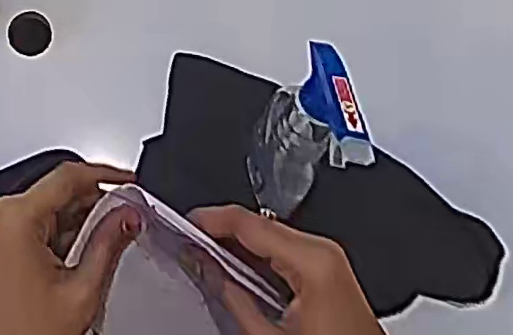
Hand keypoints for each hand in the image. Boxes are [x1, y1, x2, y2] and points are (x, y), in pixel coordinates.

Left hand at [0, 161, 139, 334]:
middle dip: (99, 193)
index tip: (128, 177)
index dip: (102, 173)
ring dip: (90, 210)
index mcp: (20, 214)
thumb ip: (107, 245)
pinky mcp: (16, 235)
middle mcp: (11, 211)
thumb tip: (127, 214)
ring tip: (121, 221)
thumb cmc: (30, 330)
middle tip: (131, 203)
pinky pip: (51, 218)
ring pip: (59, 201)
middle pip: (62, 186)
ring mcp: (12, 222)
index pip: (67, 176)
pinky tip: (99, 237)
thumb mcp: (81, 289)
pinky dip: (76, 225)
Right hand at [186, 206, 383, 334]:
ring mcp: (330, 259)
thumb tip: (198, 261)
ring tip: (209, 258)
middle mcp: (323, 250)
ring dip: (236, 243)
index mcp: (312, 259)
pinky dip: (256, 254)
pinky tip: (239, 271)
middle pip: (254, 223)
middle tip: (190, 244)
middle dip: (219, 232)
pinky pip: (282, 248)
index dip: (206, 219)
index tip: (181, 224)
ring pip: (266, 233)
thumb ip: (230, 294)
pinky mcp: (330, 270)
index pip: (244, 220)